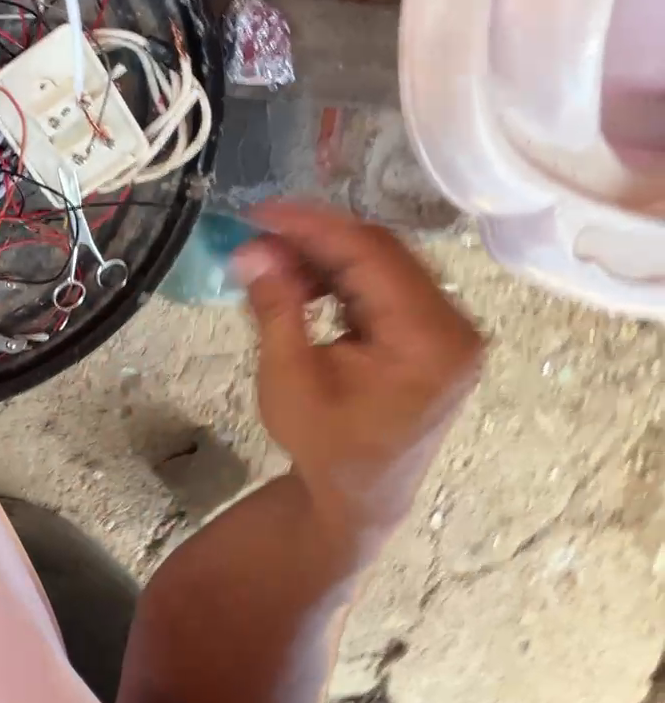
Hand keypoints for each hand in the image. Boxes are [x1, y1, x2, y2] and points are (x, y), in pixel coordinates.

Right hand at [232, 203, 482, 541]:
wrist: (357, 490)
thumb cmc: (324, 440)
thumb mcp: (289, 374)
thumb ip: (275, 307)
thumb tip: (251, 249)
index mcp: (429, 336)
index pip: (371, 254)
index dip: (311, 225)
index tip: (255, 212)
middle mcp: (452, 324)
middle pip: (380, 252)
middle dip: (312, 235)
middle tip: (251, 232)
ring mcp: (443, 328)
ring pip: (379, 263)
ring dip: (320, 253)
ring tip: (265, 256)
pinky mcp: (425, 333)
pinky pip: (379, 284)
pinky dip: (333, 274)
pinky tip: (295, 279)